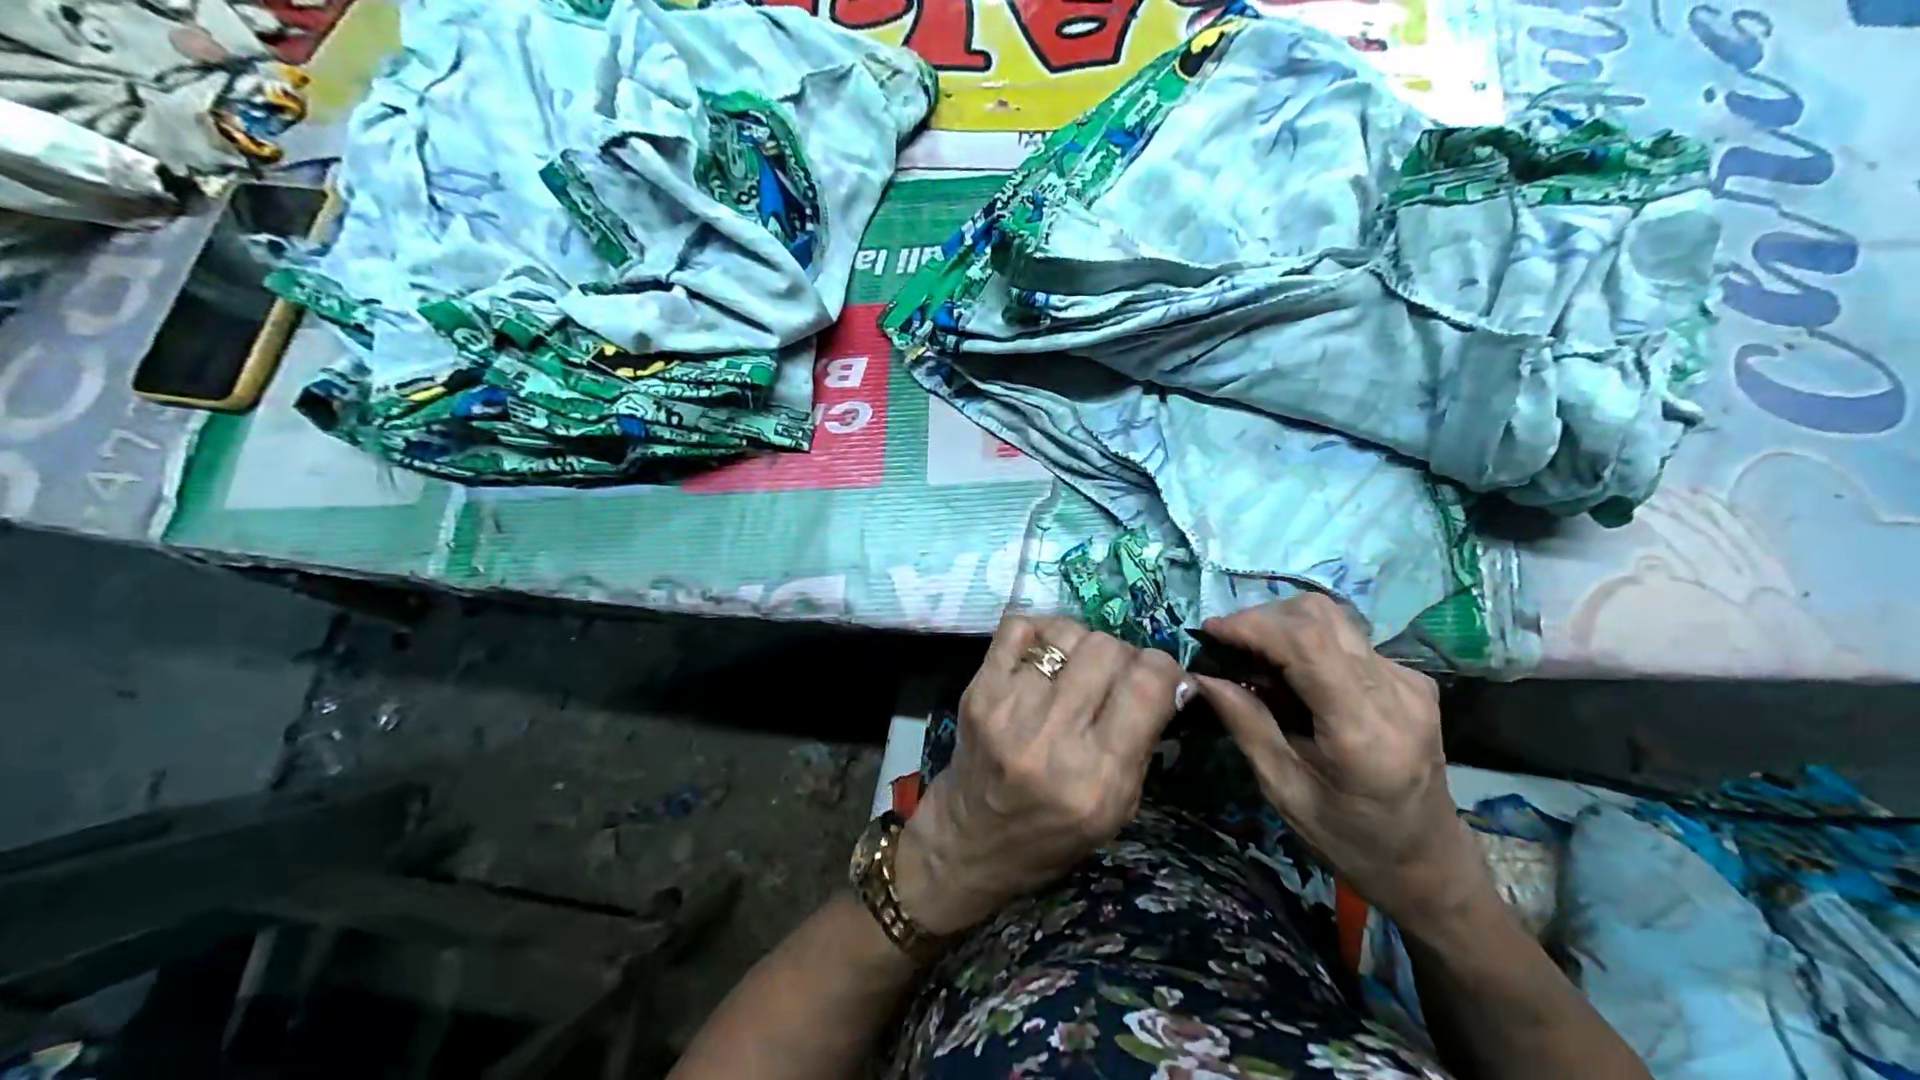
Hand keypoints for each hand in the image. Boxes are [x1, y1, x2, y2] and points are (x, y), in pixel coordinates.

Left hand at [894, 614, 1193, 935]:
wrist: (972, 840)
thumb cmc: (1053, 833)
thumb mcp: (1118, 808)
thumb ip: (1144, 741)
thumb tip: (1173, 678)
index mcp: (1098, 777)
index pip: (1147, 685)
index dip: (1165, 670)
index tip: (1159, 679)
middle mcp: (1053, 738)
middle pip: (1108, 649)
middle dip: (1124, 657)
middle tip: (1115, 678)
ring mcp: (1010, 709)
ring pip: (1067, 632)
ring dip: (1082, 645)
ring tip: (1077, 670)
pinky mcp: (978, 690)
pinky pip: (1019, 627)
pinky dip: (1039, 633)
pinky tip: (1044, 658)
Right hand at [1193, 595, 1489, 933]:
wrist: (1428, 861)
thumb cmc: (1349, 839)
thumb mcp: (1283, 790)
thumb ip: (1246, 724)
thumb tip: (1202, 674)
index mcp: (1364, 731)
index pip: (1307, 642)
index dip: (1252, 625)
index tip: (1209, 633)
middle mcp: (1395, 693)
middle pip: (1320, 616)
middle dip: (1262, 619)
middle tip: (1227, 648)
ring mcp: (1409, 681)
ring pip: (1332, 617)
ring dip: (1281, 626)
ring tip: (1253, 660)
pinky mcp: (1410, 679)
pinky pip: (1345, 638)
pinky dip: (1304, 643)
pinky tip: (1288, 676)